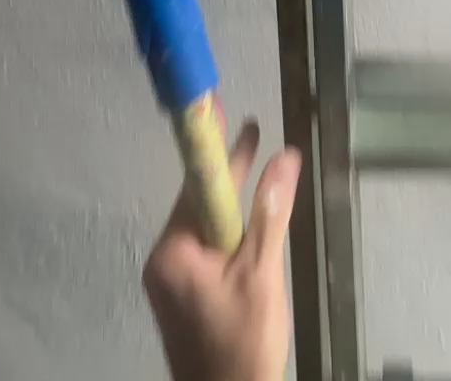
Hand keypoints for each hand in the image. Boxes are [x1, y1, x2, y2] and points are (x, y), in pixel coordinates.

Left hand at [144, 116, 301, 380]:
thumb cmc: (243, 342)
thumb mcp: (262, 273)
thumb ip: (272, 212)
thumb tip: (286, 156)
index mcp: (173, 253)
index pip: (197, 183)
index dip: (215, 145)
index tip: (221, 107)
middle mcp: (164, 261)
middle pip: (200, 199)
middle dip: (228, 167)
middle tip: (248, 126)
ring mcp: (172, 279)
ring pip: (206, 222)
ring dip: (233, 196)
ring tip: (254, 159)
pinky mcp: (184, 293)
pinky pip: (207, 243)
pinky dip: (231, 224)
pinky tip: (249, 215)